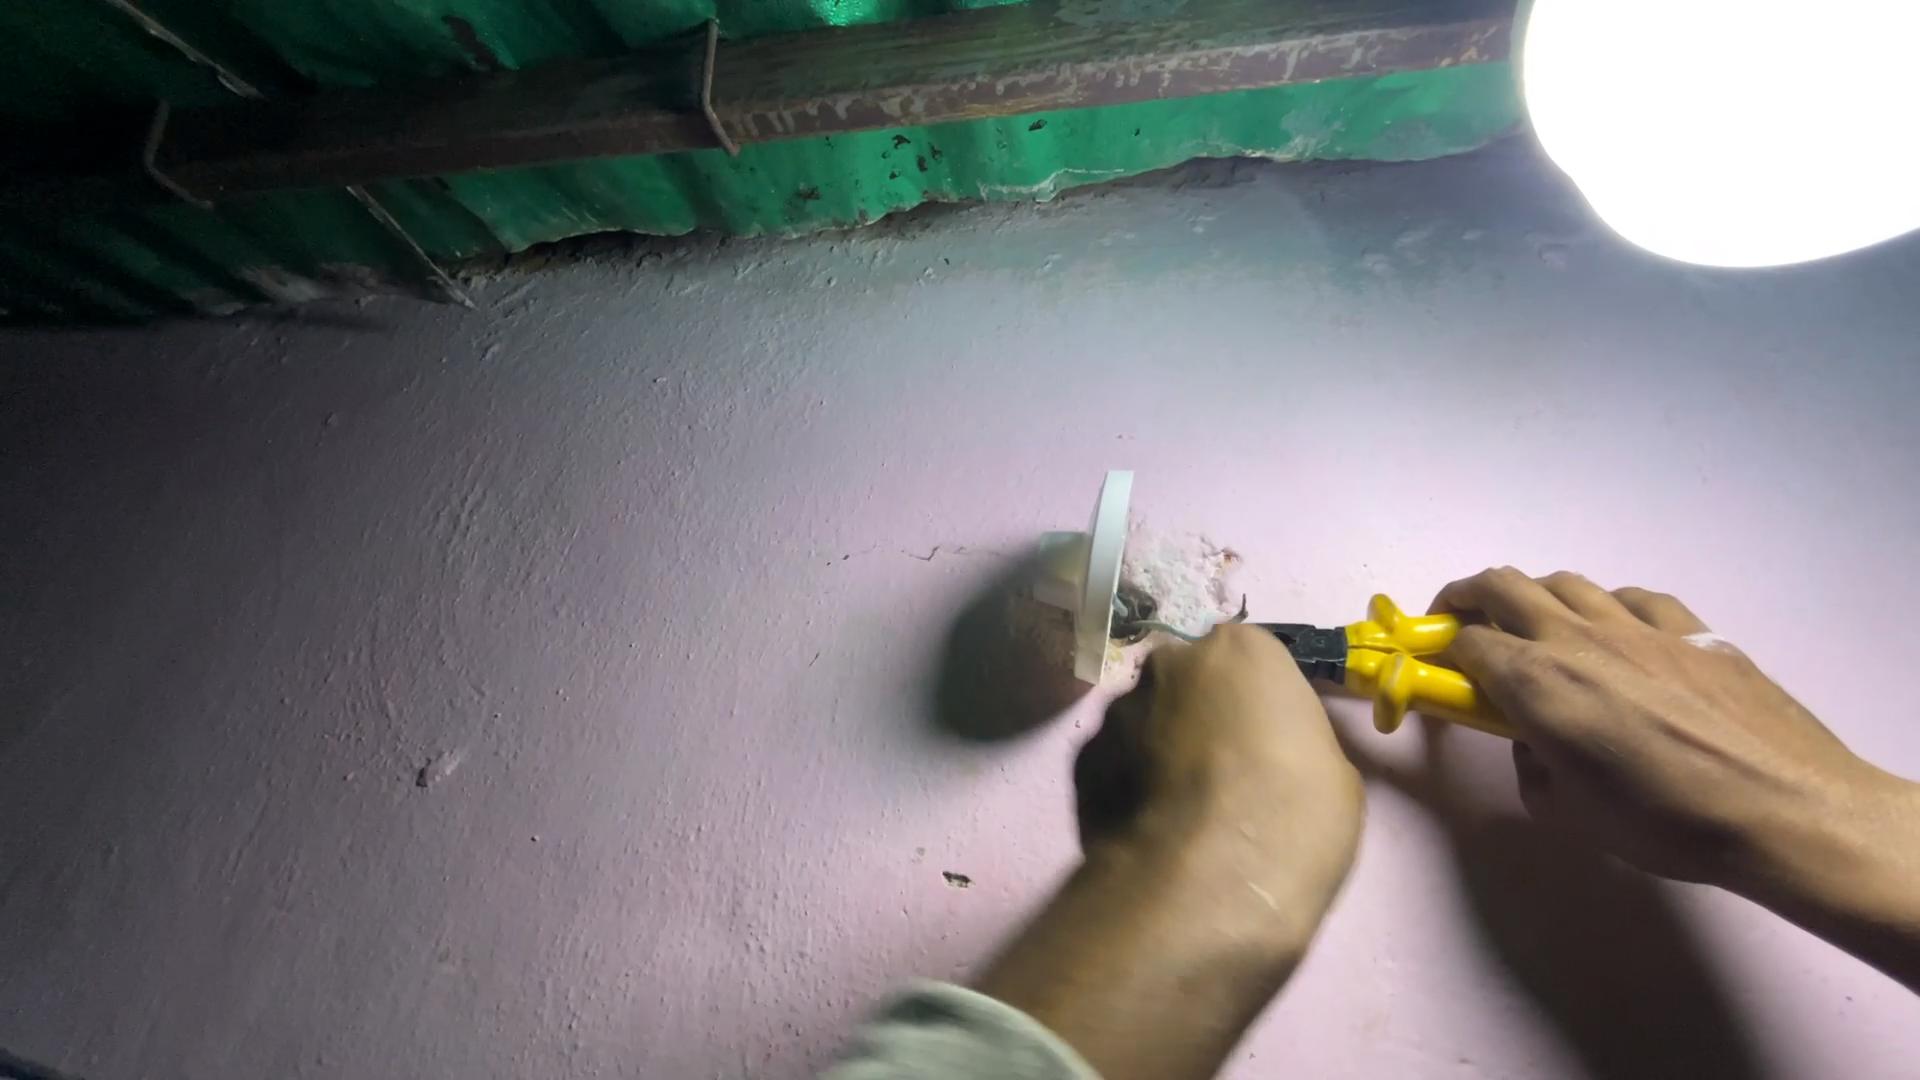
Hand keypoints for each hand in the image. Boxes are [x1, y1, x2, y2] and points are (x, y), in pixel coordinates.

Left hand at [975, 626, 1363, 1079]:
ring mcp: (1117, 706)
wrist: (1209, 879)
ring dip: (1158, 744)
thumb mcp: (1331, 766)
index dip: (1256, 698)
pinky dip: (1128, 780)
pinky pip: (1115, 758)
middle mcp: (1168, 662)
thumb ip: (1288, 730)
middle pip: (1188, 678)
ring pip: (1145, 717)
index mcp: (1238, 648)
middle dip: (1198, 710)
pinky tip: (1148, 825)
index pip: (1248, 657)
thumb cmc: (1292, 814)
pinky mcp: (1083, 754)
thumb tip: (1263, 741)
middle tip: (1219, 766)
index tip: (1265, 737)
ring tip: (1179, 805)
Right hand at [1430, 567, 1893, 891]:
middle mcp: (1574, 640)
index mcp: (1533, 681)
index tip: (1445, 670)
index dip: (1445, 653)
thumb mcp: (1564, 810)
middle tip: (1460, 619)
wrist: (1793, 817)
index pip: (1465, 641)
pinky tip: (1614, 634)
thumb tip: (1532, 741)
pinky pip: (1632, 597)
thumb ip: (1528, 765)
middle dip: (1465, 595)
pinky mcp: (1693, 632)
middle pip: (1499, 584)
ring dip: (1532, 596)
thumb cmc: (1664, 822)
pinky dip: (1606, 606)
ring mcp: (1637, 629)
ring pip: (1562, 581)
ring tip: (1534, 625)